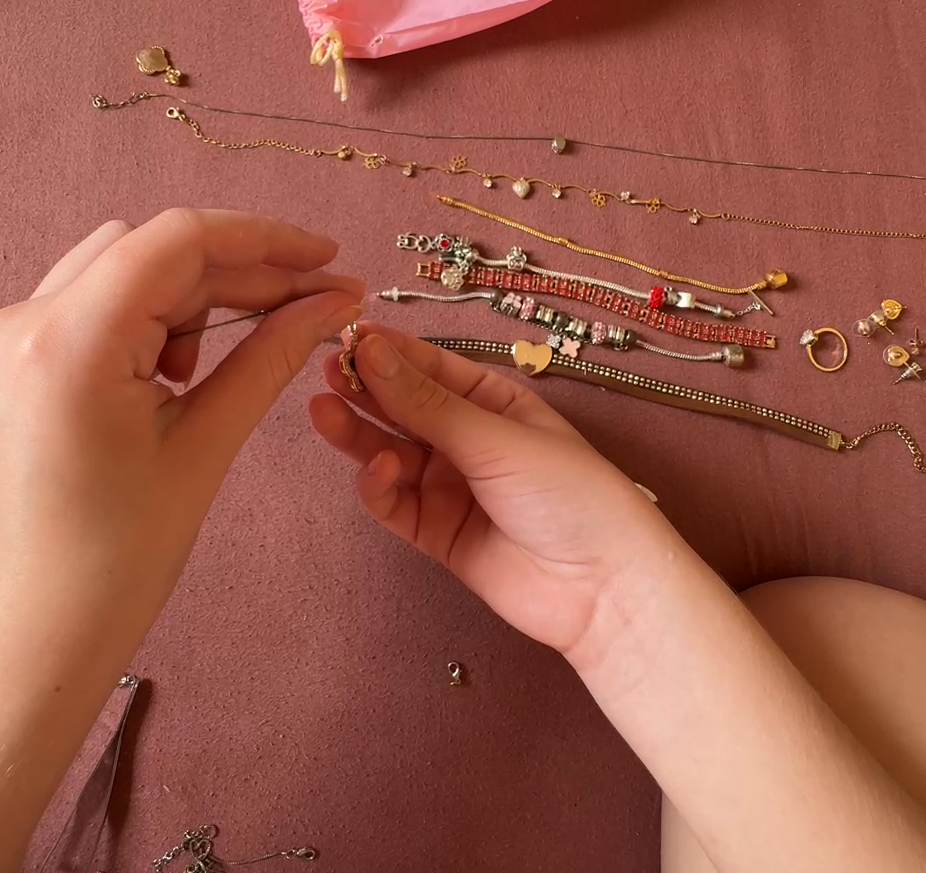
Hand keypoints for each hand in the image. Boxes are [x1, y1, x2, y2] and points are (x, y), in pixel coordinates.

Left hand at [0, 209, 362, 635]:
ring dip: (201, 293)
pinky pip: (106, 301)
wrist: (41, 628)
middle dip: (244, 271)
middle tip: (316, 301)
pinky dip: (161, 316)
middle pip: (159, 251)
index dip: (266, 239)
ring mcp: (15, 332)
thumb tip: (336, 301)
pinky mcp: (22, 353)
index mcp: (68, 338)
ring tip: (234, 353)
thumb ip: (274, 353)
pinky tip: (183, 370)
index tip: (328, 257)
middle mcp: (27, 316)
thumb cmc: (124, 554)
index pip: (180, 240)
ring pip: (133, 268)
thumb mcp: (209, 442)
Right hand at [308, 324, 677, 660]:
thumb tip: (371, 350)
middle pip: (404, 409)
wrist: (602, 588)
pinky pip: (395, 502)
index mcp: (492, 402)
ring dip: (358, 434)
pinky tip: (376, 470)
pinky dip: (378, 487)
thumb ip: (427, 403)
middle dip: (367, 390)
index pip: (432, 368)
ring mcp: (449, 486)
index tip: (349, 337)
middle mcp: (466, 439)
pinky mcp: (435, 531)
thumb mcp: (496, 437)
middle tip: (327, 371)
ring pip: (390, 452)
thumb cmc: (566, 491)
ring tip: (323, 410)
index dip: (391, 352)